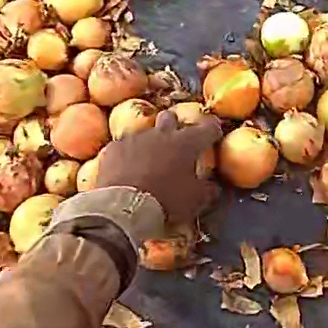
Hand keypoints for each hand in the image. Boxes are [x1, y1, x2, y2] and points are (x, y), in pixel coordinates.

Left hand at [92, 110, 223, 238]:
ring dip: (150, 142)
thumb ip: (208, 189)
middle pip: (171, 117)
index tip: (215, 137)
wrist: (120, 210)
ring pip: (145, 132)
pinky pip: (124, 146)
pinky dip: (128, 155)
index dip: (214, 131)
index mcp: (188, 142)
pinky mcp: (112, 149)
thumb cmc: (166, 201)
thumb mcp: (196, 200)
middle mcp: (162, 133)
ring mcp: (134, 139)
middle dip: (175, 125)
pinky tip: (126, 169)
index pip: (209, 127)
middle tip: (177, 142)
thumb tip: (213, 187)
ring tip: (150, 159)